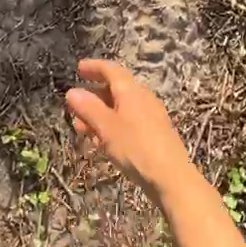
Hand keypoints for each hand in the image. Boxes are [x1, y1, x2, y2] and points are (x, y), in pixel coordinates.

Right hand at [65, 59, 196, 198]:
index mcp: (131, 91)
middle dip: (93, 97)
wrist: (173, 179)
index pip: (111, 70)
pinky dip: (113, 126)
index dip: (93, 67)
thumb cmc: (136, 148)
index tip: (78, 69)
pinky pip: (129, 122)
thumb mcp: (106, 127)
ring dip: (100, 115)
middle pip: (115, 89)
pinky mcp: (155, 134)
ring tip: (83, 130)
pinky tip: (103, 143)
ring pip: (120, 108)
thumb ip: (88, 108)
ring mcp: (151, 116)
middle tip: (75, 108)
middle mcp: (143, 98)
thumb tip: (72, 92)